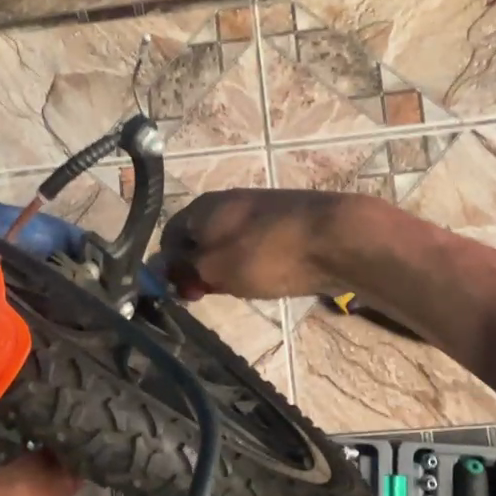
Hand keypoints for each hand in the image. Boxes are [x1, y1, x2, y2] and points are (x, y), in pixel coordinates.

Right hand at [161, 188, 378, 299]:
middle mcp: (227, 201)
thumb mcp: (214, 268)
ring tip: (243, 288)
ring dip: (228, 268)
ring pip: (228, 243)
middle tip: (213, 294)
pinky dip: (256, 263)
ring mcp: (260, 209)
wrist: (337, 238)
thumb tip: (159, 270)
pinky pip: (256, 246)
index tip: (183, 293)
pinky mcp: (286, 221)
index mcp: (203, 206)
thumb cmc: (266, 255)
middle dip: (201, 269)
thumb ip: (182, 270)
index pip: (169, 237)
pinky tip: (270, 278)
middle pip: (199, 239)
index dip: (170, 267)